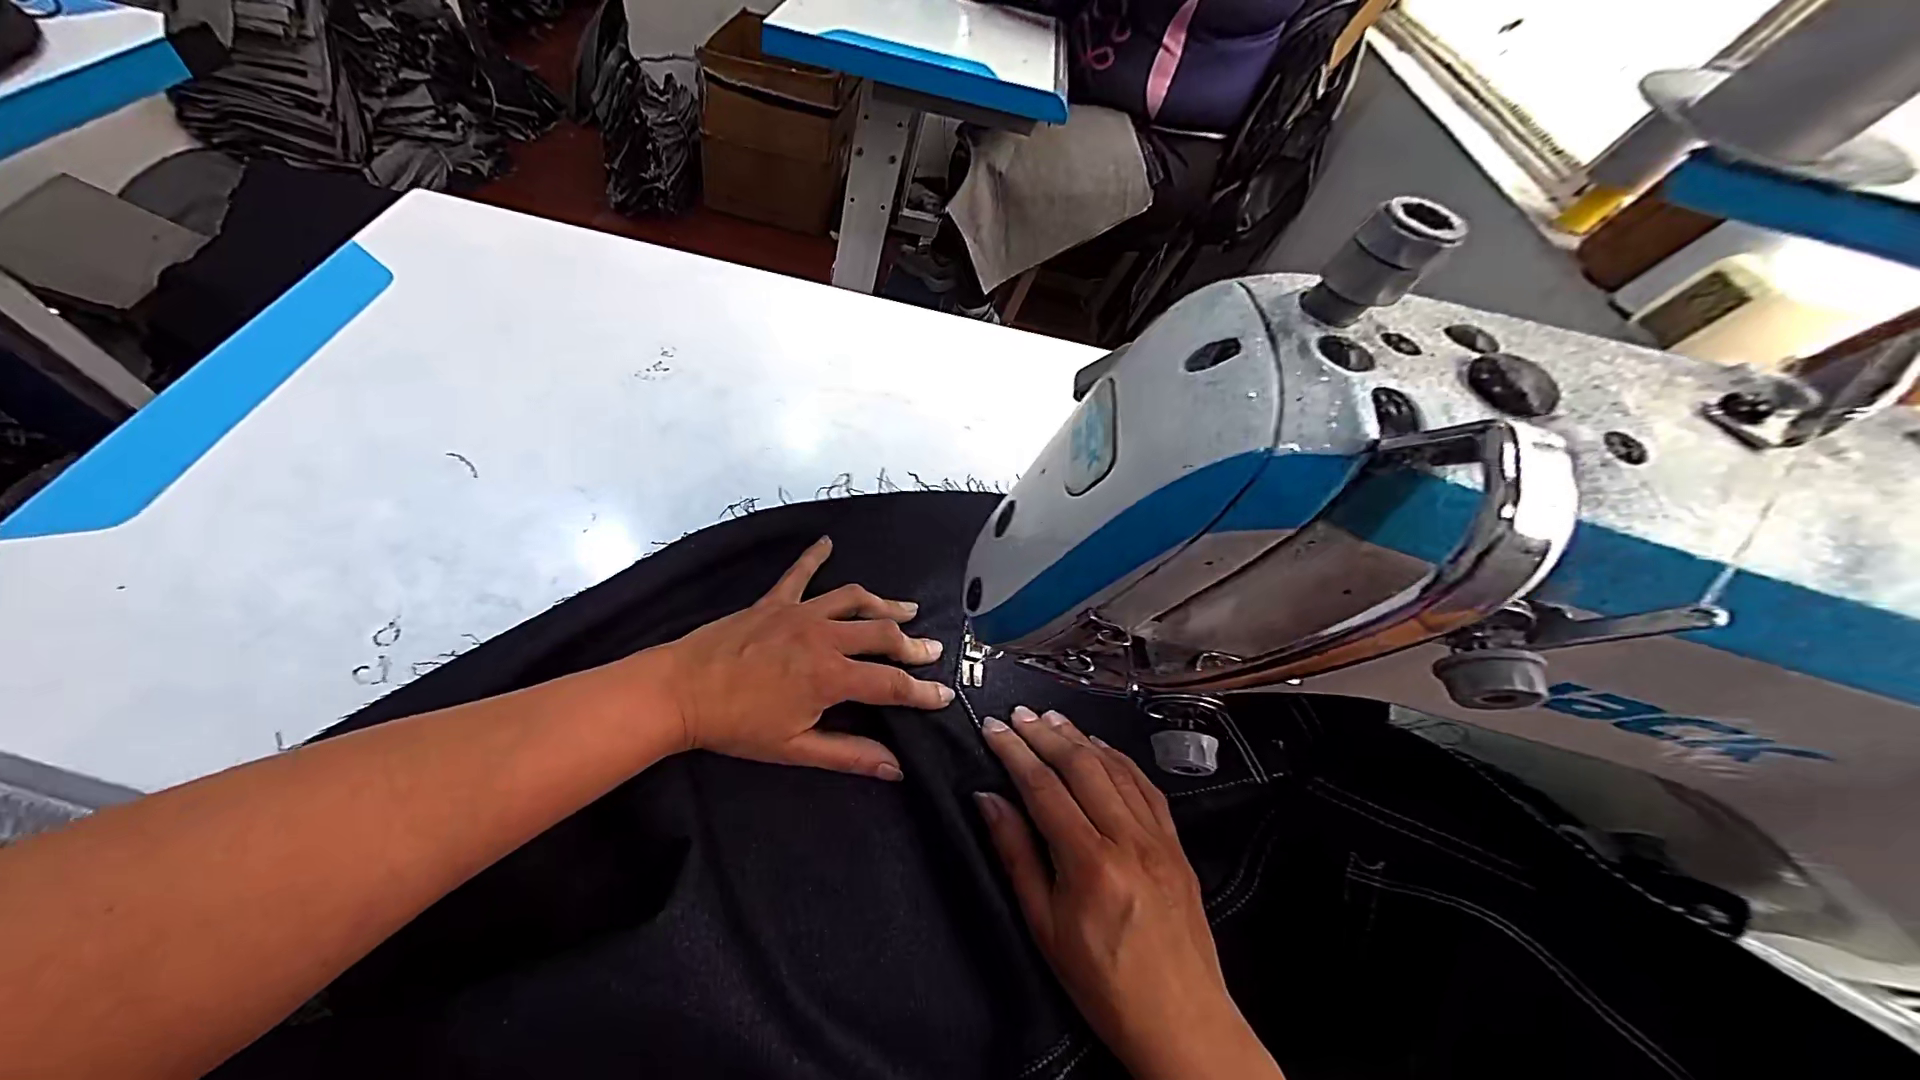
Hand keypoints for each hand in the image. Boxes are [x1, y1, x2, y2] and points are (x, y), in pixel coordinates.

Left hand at [643, 536, 952, 779]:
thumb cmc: (735, 726)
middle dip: (912, 644)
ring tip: (906, 609)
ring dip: (883, 605)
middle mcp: (823, 637)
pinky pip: (800, 574)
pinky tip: (828, 542)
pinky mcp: (774, 602)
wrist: (679, 692)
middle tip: (932, 649)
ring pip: (854, 600)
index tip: (944, 695)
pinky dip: (814, 556)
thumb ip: (849, 754)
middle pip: (881, 635)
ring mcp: (799, 614)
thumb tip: (895, 768)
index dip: (922, 692)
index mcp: (831, 676)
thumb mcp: (794, 748)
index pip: (891, 684)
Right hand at [975, 707, 1283, 1079]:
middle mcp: (1129, 841)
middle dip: (1044, 734)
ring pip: (1114, 767)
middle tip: (1019, 716)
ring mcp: (1159, 839)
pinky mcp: (1176, 844)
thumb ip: (1015, 854)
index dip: (1014, 752)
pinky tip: (1101, 748)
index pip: (1044, 787)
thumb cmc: (1107, 986)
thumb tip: (990, 802)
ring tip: (1052, 719)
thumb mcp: (1044, 926)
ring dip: (1079, 737)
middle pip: (1080, 765)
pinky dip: (1119, 758)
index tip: (995, 730)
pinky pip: (1145, 786)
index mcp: (1091, 864)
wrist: (1182, 1023)